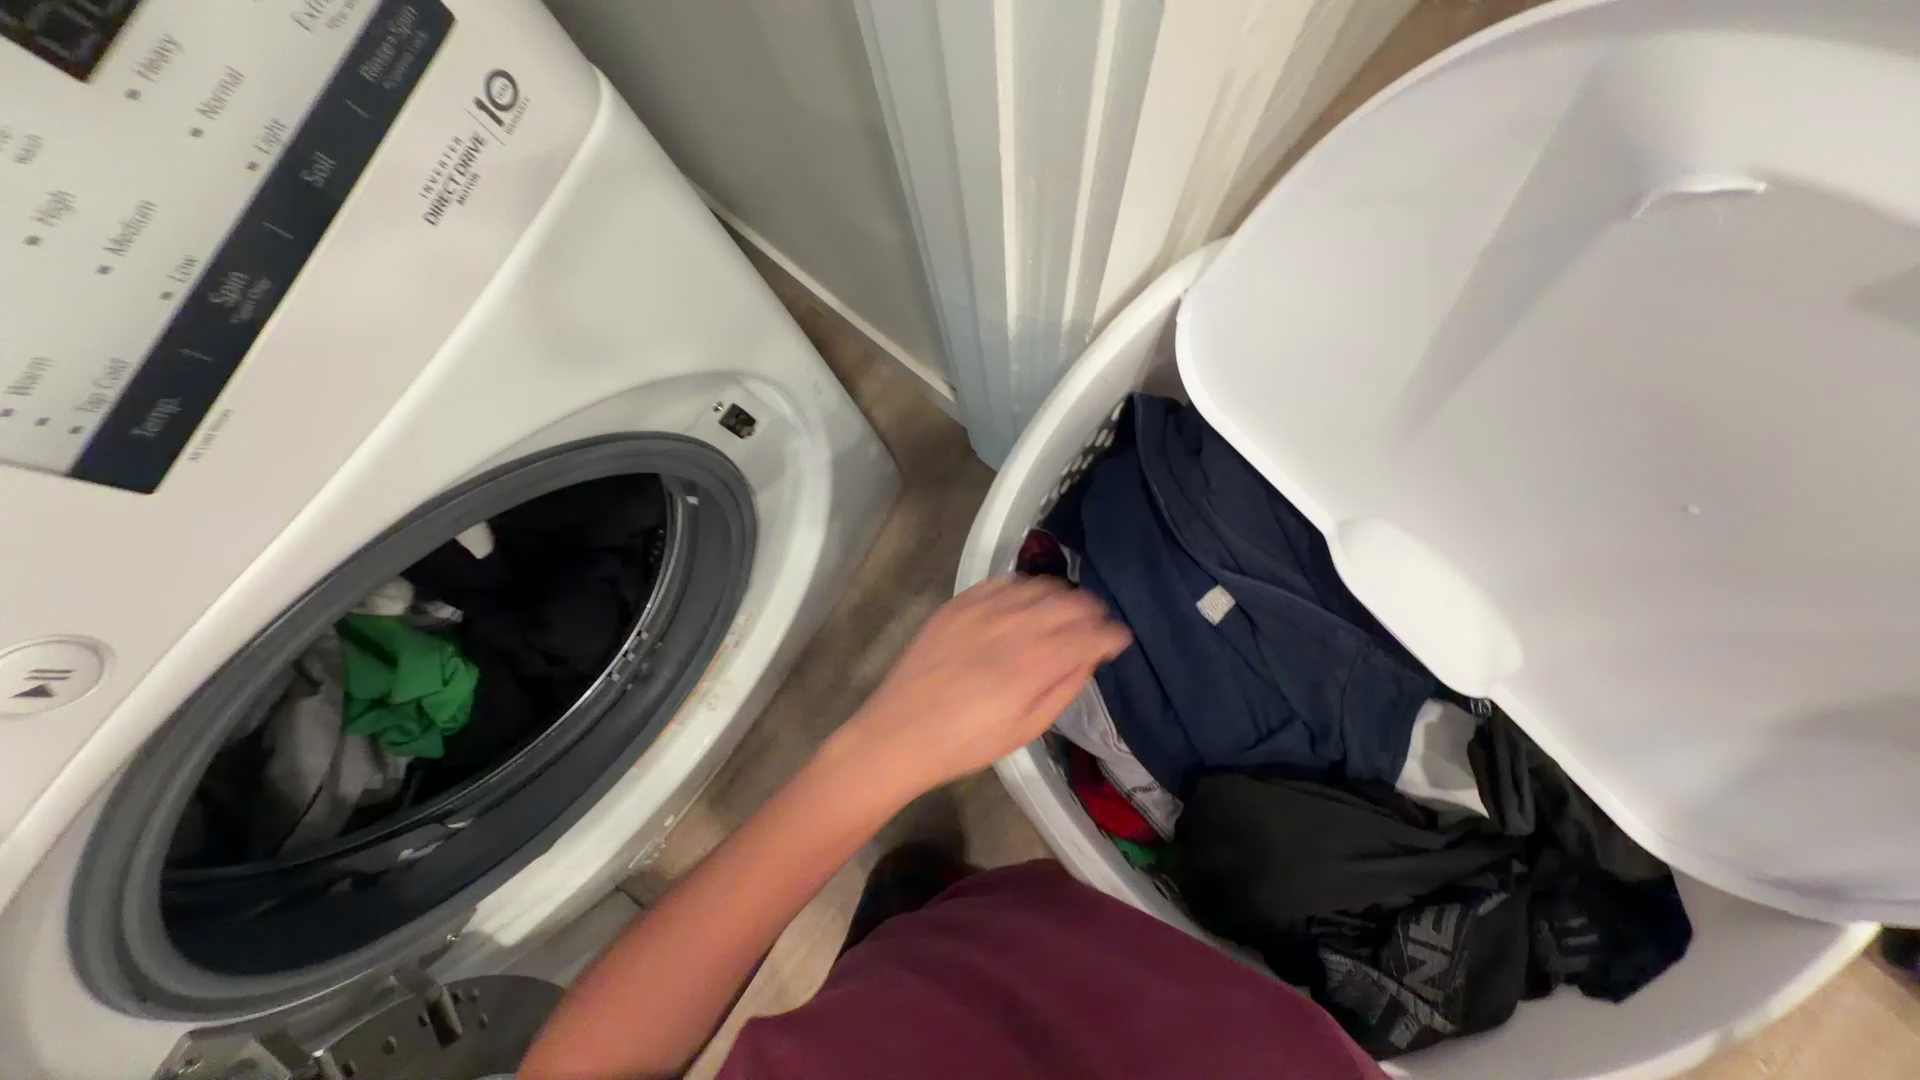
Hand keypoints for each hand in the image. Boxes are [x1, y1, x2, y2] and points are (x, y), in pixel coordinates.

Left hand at [825, 576, 1131, 800]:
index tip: (1120, 640)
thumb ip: (1064, 687)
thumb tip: (1090, 657)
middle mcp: (1013, 625)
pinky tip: (1025, 604)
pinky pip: (1003, 583)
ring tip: (1064, 613)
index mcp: (1035, 661)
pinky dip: (1024, 590)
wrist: (899, 733)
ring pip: (1039, 586)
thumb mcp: (1027, 728)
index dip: (1113, 635)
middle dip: (1092, 612)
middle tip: (1096, 626)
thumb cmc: (967, 743)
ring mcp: (983, 609)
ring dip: (1060, 597)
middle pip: (1070, 601)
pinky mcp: (958, 603)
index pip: (1092, 632)